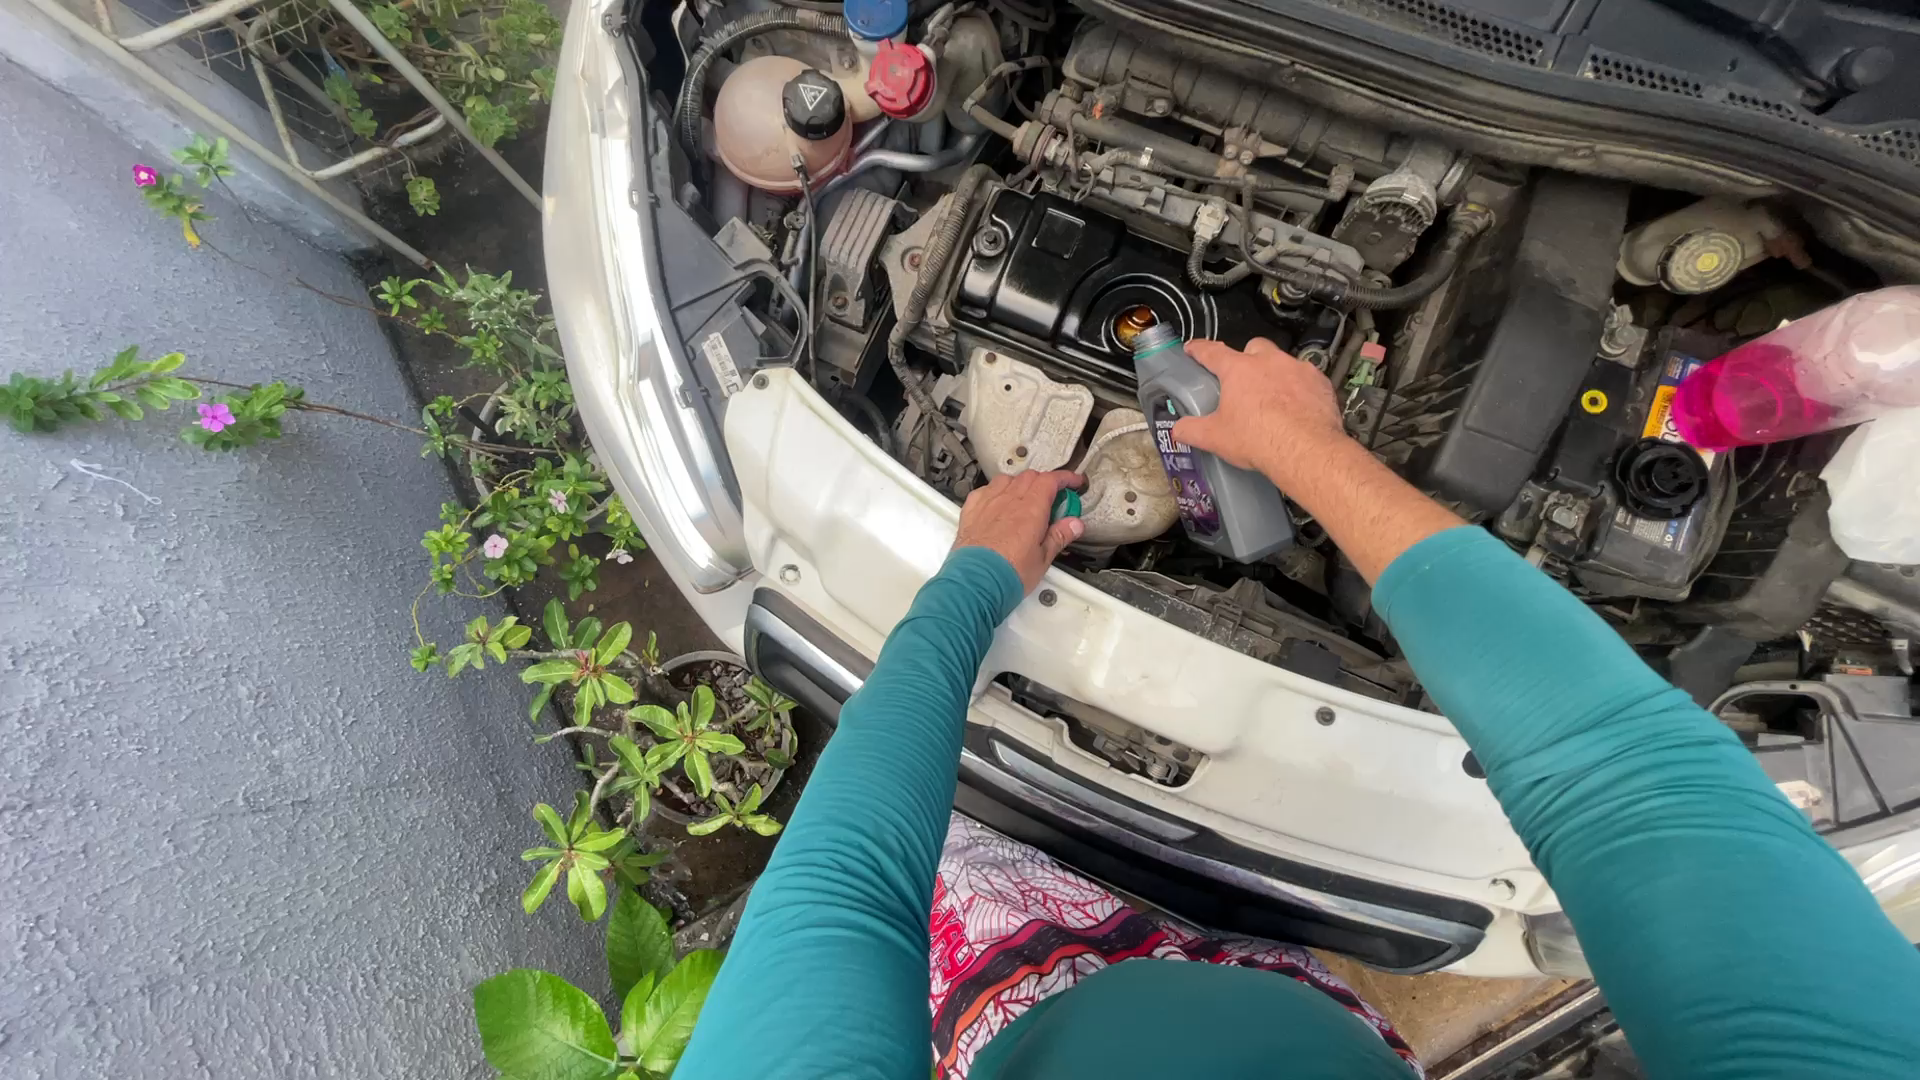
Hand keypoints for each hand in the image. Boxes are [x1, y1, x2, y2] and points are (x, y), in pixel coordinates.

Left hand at [953, 470, 1085, 592]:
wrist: (974, 582)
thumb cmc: (1007, 573)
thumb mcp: (1043, 559)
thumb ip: (1059, 537)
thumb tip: (1074, 525)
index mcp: (1031, 508)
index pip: (1051, 480)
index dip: (1065, 478)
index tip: (1073, 482)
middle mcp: (1008, 500)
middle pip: (1030, 477)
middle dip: (1045, 483)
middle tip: (1052, 499)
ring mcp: (988, 503)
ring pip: (1007, 480)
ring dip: (1020, 484)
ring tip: (1025, 499)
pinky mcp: (972, 511)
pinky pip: (985, 490)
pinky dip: (996, 492)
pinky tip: (998, 503)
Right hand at [1169, 338, 1349, 491]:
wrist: (1305, 450)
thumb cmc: (1259, 439)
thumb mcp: (1214, 438)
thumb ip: (1191, 430)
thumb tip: (1179, 429)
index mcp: (1238, 370)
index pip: (1212, 352)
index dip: (1199, 349)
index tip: (1193, 348)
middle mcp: (1269, 362)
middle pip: (1253, 347)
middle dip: (1246, 358)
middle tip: (1242, 381)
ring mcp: (1297, 369)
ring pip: (1281, 361)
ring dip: (1274, 374)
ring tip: (1271, 399)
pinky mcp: (1319, 382)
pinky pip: (1305, 378)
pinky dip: (1298, 388)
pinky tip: (1294, 408)